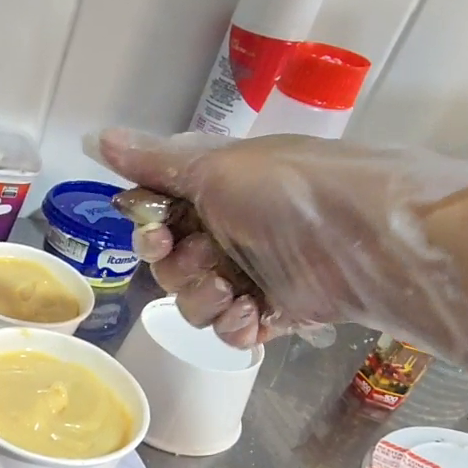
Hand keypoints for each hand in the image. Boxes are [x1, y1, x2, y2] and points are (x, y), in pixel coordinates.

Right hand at [93, 128, 467, 366]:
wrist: (374, 240)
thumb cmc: (290, 191)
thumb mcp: (217, 167)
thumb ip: (152, 162)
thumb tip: (93, 138)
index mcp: (214, 192)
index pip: (156, 219)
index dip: (148, 233)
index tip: (158, 235)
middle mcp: (228, 231)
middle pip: (167, 267)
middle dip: (177, 269)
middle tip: (203, 260)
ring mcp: (251, 274)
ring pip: (192, 302)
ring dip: (202, 300)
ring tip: (233, 291)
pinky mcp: (273, 313)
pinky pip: (229, 330)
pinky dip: (234, 325)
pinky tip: (252, 314)